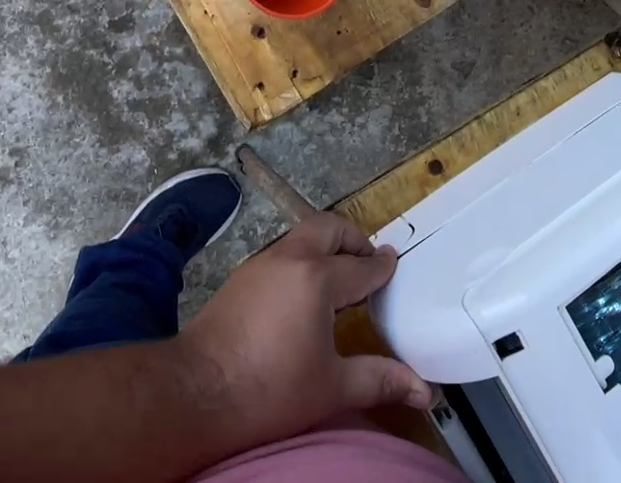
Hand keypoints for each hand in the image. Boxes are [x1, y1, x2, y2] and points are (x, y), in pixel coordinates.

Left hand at [178, 213, 431, 449]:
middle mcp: (289, 259)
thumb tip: (425, 391)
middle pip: (327, 228)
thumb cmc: (269, 388)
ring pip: (300, 237)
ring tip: (340, 276)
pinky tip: (304, 292)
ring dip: (324, 247)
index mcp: (317, 278)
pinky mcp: (240, 278)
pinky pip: (281, 254)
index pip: (361, 267)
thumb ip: (379, 380)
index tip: (394, 263)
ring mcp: (259, 264)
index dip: (381, 268)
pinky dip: (301, 259)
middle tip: (368, 260)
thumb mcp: (331, 387)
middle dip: (352, 239)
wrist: (195, 392)